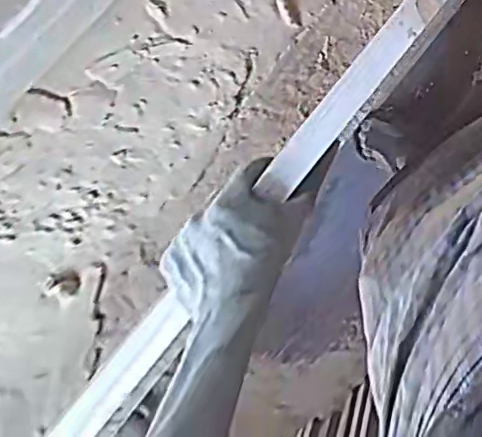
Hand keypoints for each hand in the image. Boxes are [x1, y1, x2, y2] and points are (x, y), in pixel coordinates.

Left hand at [163, 156, 317, 320]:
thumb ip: (301, 195)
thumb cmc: (263, 264)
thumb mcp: (293, 223)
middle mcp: (200, 214)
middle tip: (262, 219)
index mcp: (229, 200)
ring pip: (210, 221)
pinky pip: (193, 245)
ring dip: (224, 227)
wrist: (230, 312)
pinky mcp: (171, 262)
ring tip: (241, 246)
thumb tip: (311, 180)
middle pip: (229, 197)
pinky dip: (206, 249)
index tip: (277, 181)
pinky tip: (221, 263)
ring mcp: (182, 239)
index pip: (250, 170)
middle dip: (245, 204)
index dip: (267, 172)